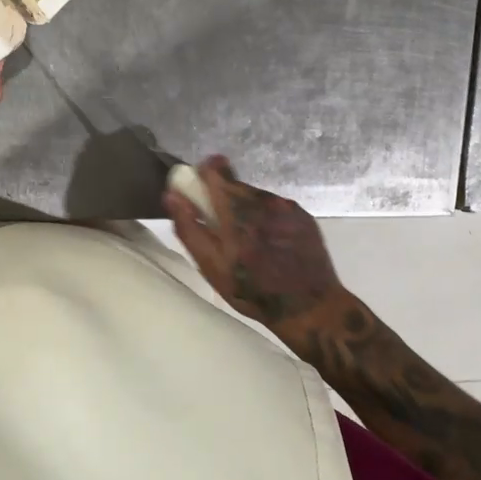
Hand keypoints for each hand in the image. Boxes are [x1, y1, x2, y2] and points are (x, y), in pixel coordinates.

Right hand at [163, 155, 344, 325]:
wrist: (309, 308)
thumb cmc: (252, 291)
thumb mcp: (212, 267)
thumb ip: (189, 229)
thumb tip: (171, 196)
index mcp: (237, 213)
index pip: (215, 171)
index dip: (203, 175)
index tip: (197, 190)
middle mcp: (264, 202)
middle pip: (234, 182)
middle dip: (222, 197)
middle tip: (220, 225)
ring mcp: (287, 207)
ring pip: (254, 194)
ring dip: (244, 207)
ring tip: (246, 237)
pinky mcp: (303, 215)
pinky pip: (274, 205)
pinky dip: (264, 216)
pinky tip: (268, 240)